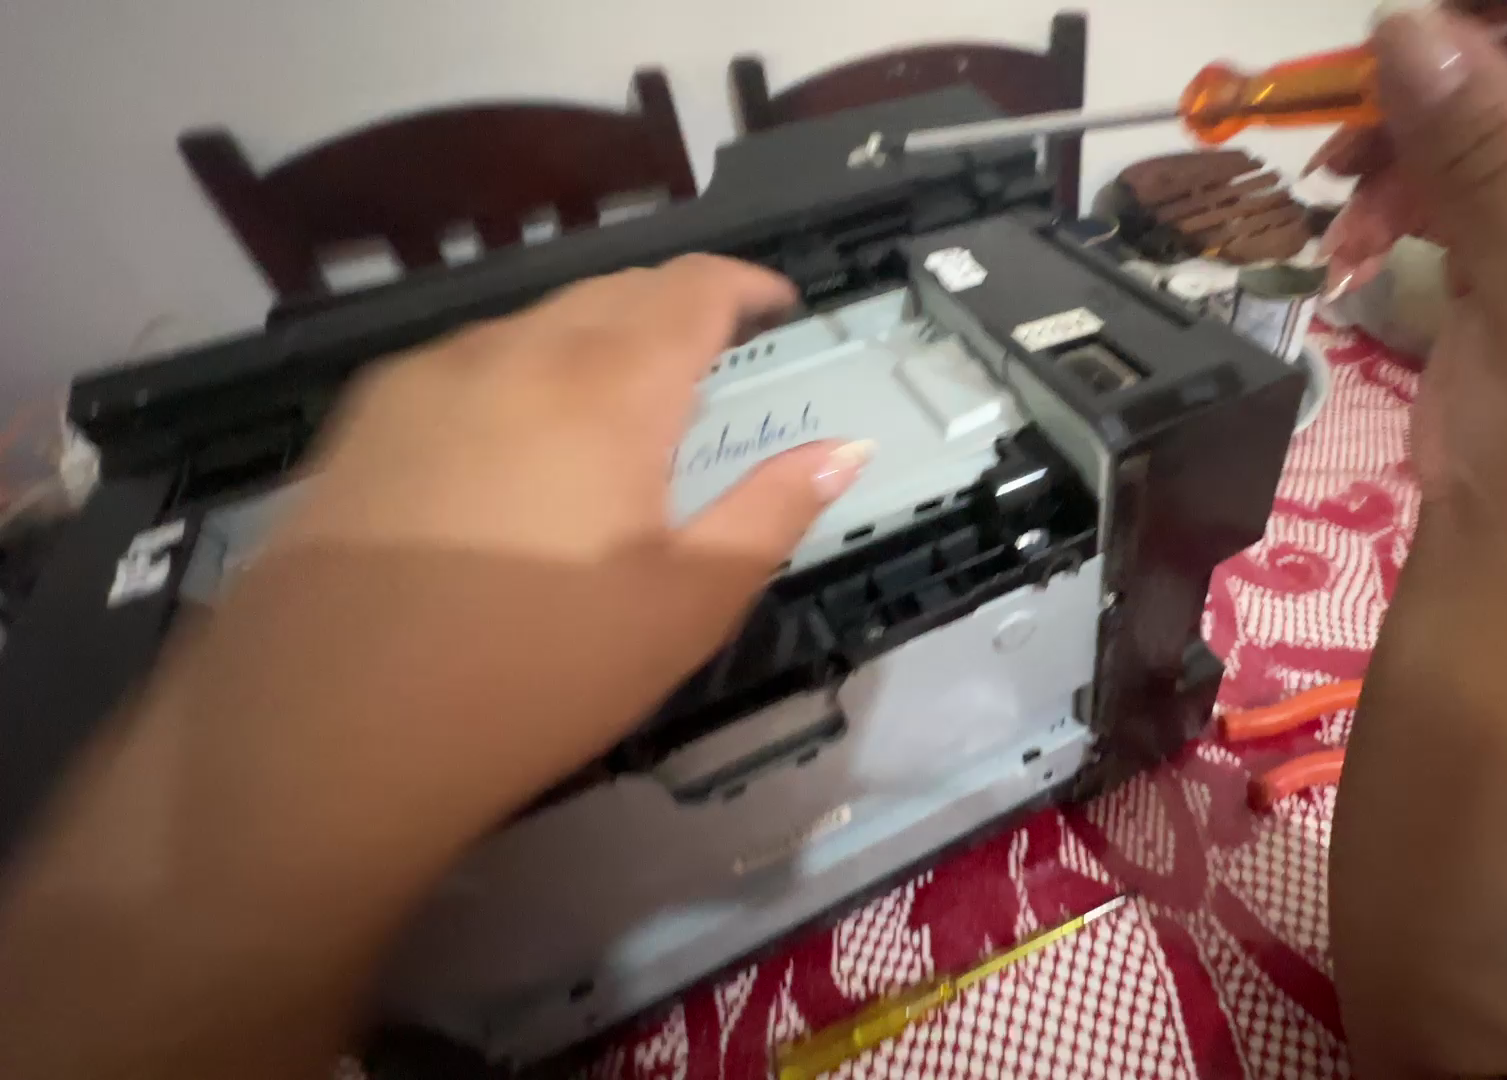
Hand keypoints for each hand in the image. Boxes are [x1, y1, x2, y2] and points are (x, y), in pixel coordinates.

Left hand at [236, 256, 870, 816]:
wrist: (323, 744)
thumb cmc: (547, 671)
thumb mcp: (694, 599)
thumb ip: (777, 509)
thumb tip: (848, 449)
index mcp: (607, 392)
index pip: (690, 290)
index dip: (745, 282)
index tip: (779, 300)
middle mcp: (512, 357)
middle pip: (615, 291)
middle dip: (681, 303)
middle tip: (722, 346)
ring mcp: (423, 382)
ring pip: (539, 319)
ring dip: (606, 332)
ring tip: (637, 389)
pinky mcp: (362, 424)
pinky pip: (474, 358)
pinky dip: (534, 364)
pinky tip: (532, 428)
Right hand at [1312, 0, 1506, 558]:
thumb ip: (1487, 150)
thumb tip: (1404, 27)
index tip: (1476, 3)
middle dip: (1473, 58)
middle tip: (1375, 73)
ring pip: (1493, 107)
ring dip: (1407, 137)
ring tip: (1338, 178)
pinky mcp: (1502, 235)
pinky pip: (1443, 175)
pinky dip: (1390, 195)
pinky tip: (1351, 236)